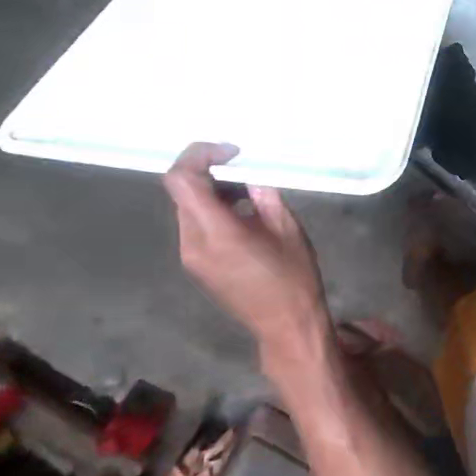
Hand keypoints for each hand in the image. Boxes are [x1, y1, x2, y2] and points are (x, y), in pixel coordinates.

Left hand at [164, 143, 328, 353]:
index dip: (199, 155)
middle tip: (244, 167)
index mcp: (217, 233)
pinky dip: (213, 209)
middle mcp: (193, 243)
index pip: (182, 181)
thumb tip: (251, 173)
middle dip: (209, 171)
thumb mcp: (287, 228)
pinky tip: (245, 214)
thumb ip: (264, 195)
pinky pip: (195, 224)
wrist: (285, 324)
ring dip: (212, 190)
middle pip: (182, 192)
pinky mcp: (197, 264)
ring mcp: (191, 256)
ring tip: (250, 192)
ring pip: (188, 207)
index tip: (232, 152)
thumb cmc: (294, 276)